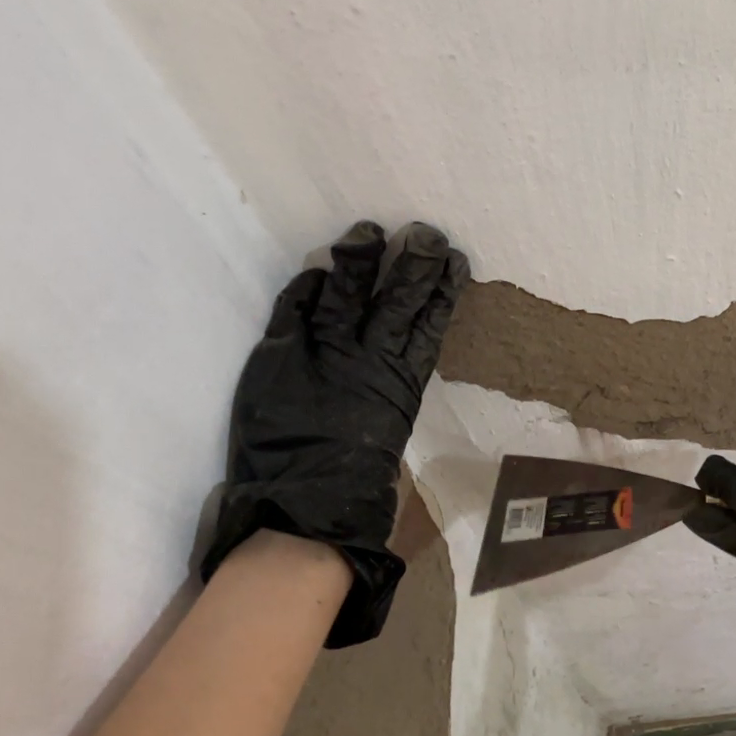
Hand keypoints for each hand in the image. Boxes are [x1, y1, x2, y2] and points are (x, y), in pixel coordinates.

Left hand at [201, 220, 469, 646]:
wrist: (307, 506)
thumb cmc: (359, 483)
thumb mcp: (390, 434)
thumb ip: (391, 394)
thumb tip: (396, 368)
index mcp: (402, 384)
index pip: (429, 325)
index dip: (443, 293)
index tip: (458, 264)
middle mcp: (369, 362)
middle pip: (396, 302)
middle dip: (414, 265)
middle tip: (427, 233)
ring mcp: (323, 356)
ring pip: (349, 296)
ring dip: (362, 261)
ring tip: (372, 229)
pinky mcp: (278, 359)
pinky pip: (293, 312)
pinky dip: (306, 288)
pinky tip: (318, 267)